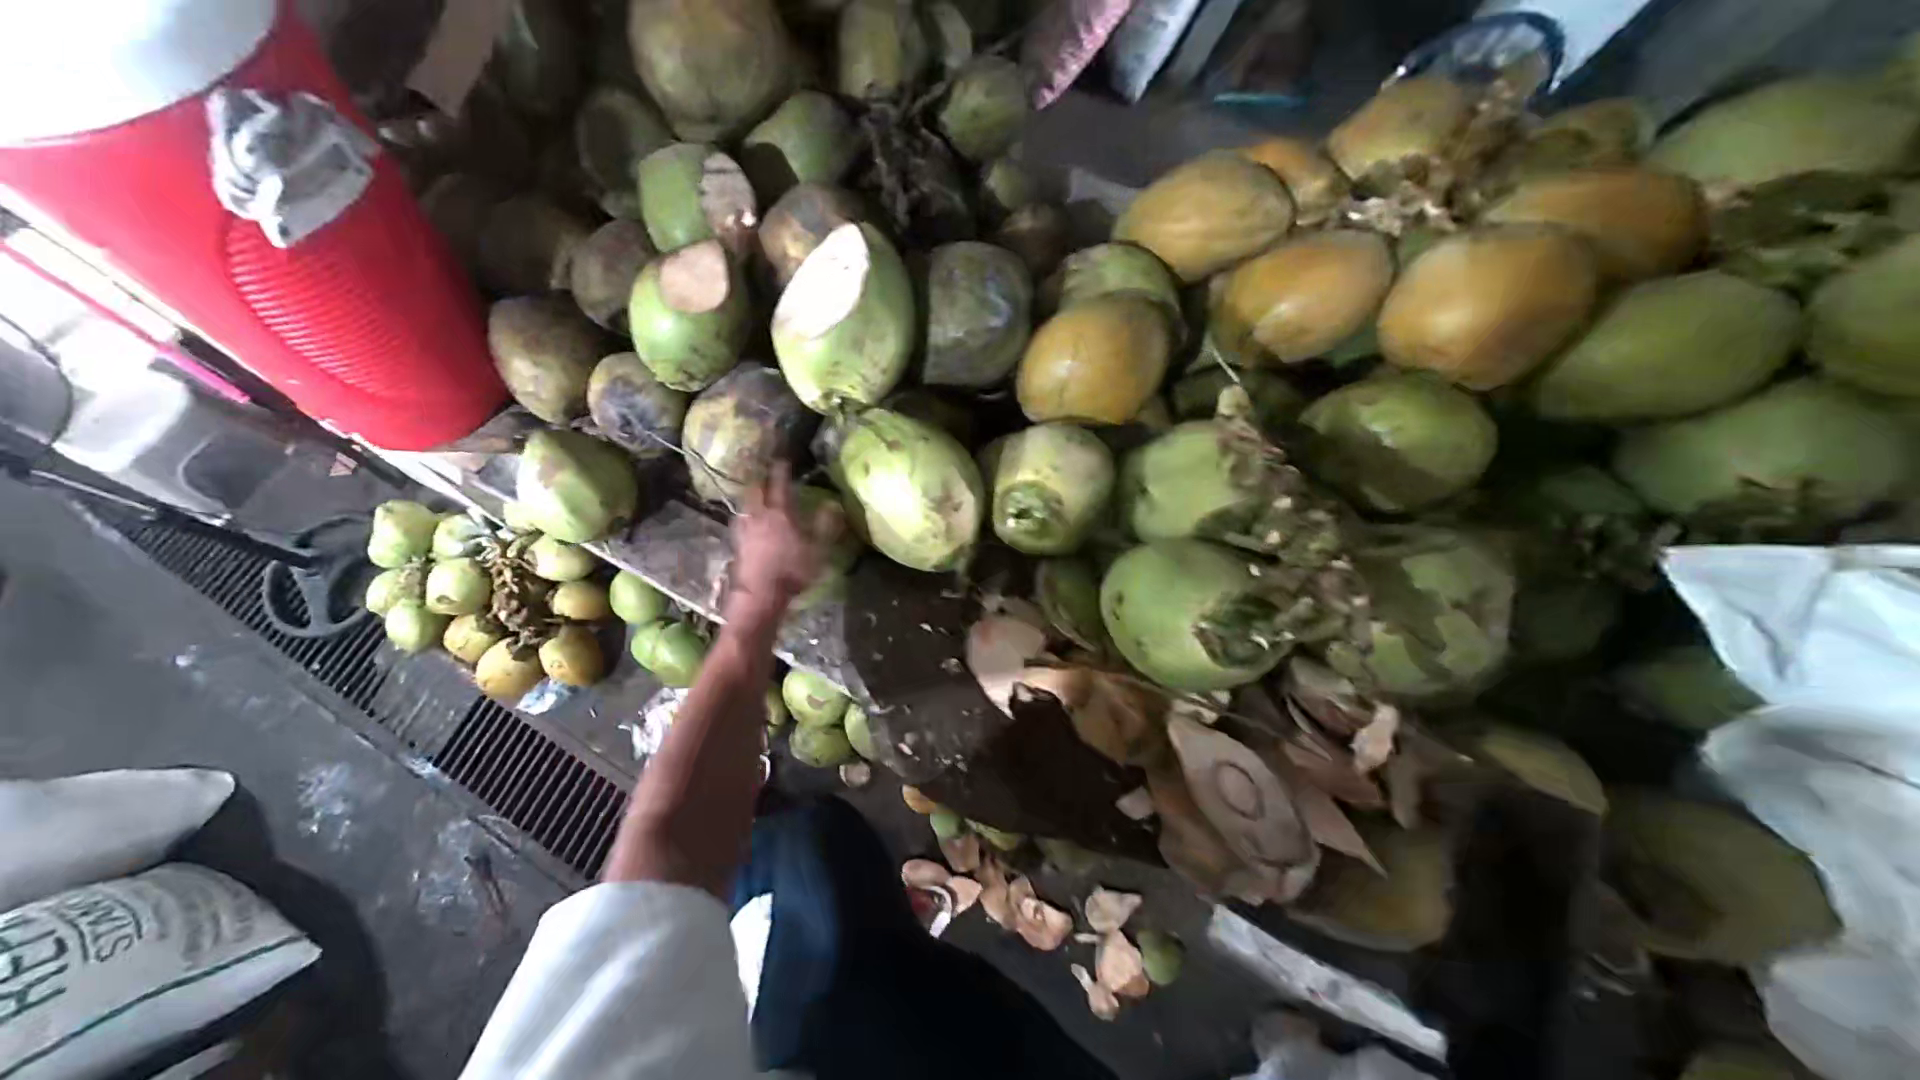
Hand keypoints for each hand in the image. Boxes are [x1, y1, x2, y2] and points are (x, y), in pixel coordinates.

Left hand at [727, 462, 841, 616]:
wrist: (759, 595)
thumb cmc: (792, 571)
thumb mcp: (817, 549)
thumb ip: (825, 524)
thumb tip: (833, 503)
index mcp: (780, 511)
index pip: (779, 482)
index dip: (781, 468)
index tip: (783, 459)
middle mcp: (758, 513)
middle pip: (756, 488)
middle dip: (761, 478)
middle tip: (767, 474)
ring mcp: (744, 527)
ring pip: (746, 502)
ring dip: (752, 494)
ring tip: (758, 494)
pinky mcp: (736, 541)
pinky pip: (740, 518)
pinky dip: (746, 512)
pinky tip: (749, 519)